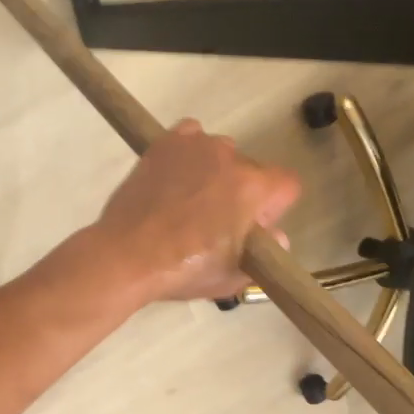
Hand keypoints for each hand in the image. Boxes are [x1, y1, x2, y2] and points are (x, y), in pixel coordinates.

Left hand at [79, 120, 300, 302]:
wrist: (126, 256)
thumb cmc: (183, 270)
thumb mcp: (233, 276)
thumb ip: (265, 255)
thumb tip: (276, 237)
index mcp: (253, 188)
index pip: (288, 185)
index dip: (273, 209)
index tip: (252, 228)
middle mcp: (230, 157)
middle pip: (251, 171)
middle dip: (241, 194)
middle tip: (214, 223)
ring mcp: (196, 146)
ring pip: (221, 154)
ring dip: (214, 174)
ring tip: (188, 203)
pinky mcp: (165, 144)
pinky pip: (190, 137)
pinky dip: (189, 154)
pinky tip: (176, 178)